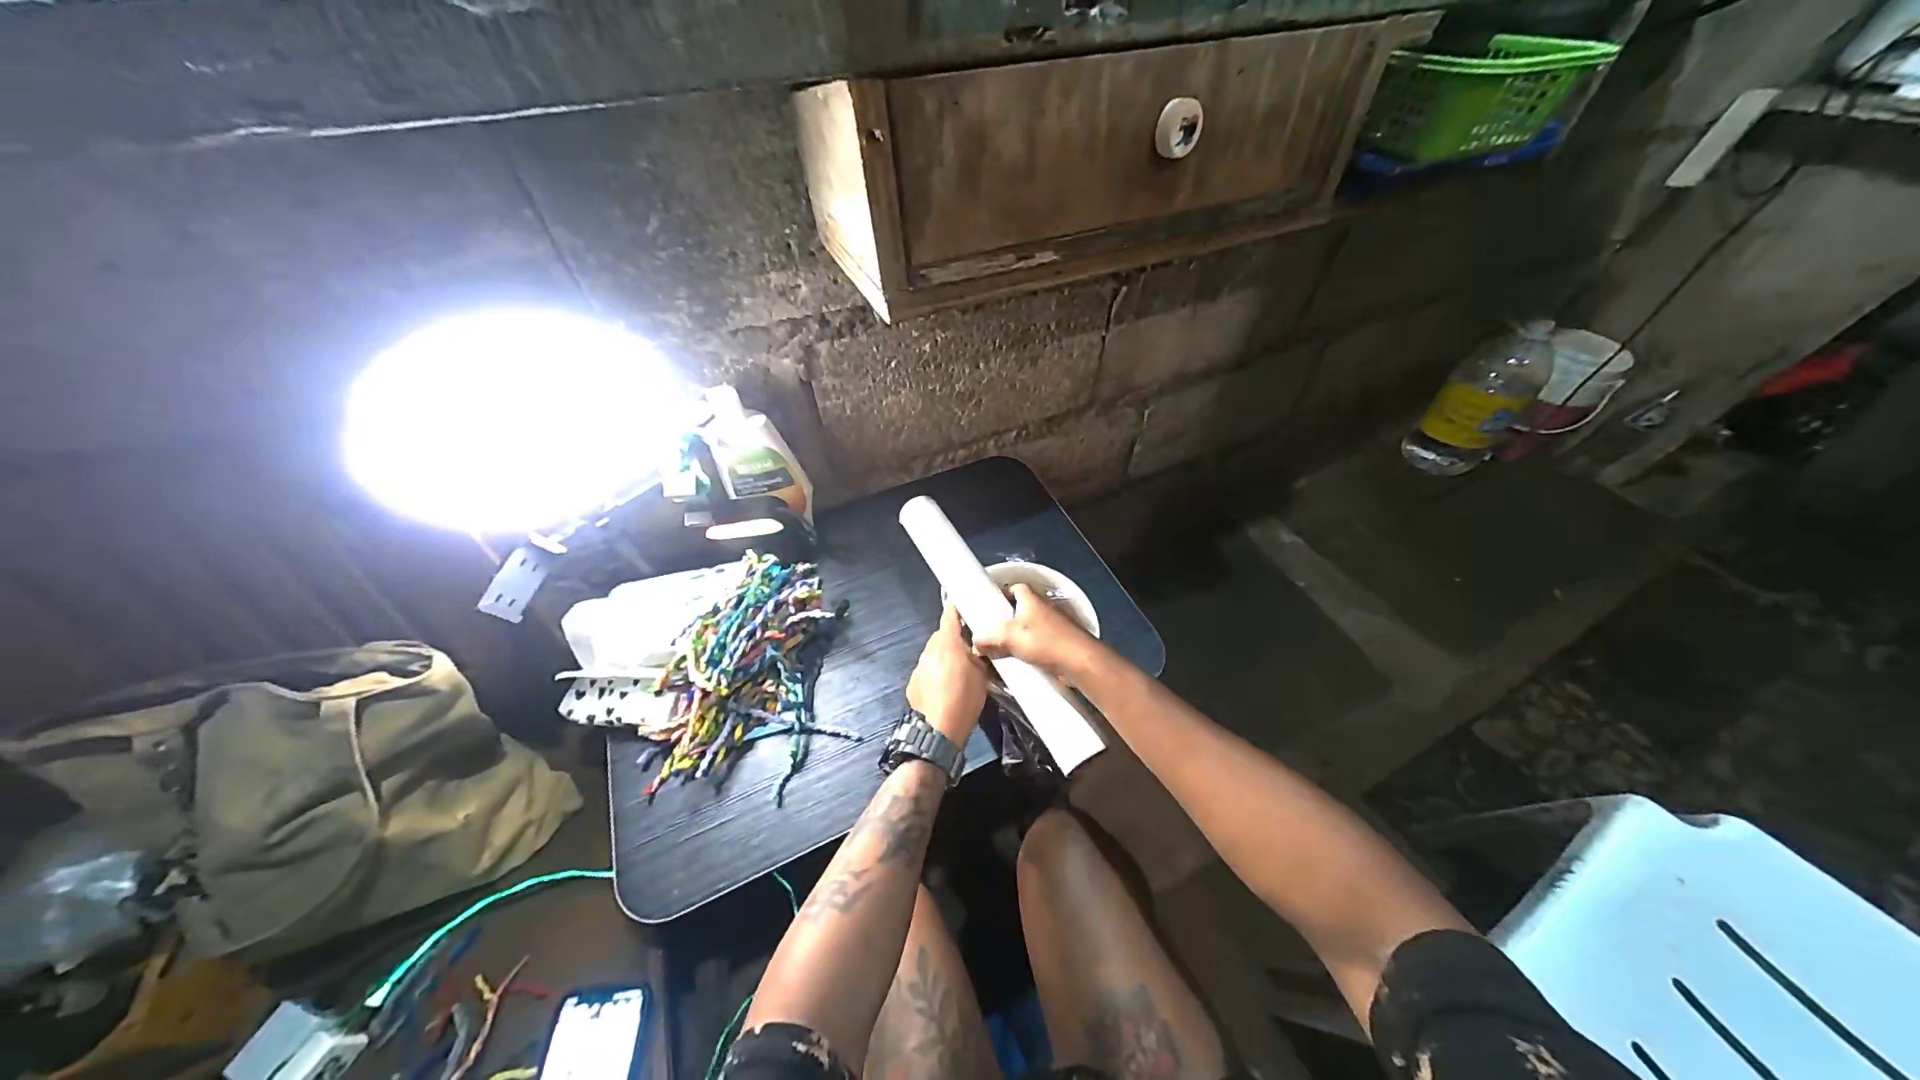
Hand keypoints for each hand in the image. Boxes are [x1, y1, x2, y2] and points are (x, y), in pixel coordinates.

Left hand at [907, 606, 988, 743]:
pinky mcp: (913, 683)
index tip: (961, 603)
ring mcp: (918, 666)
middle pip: (941, 635)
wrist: (940, 729)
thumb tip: (974, 646)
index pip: (949, 616)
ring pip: (933, 653)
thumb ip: (976, 654)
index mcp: (947, 644)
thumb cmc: (965, 699)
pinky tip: (943, 688)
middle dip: (952, 639)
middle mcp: (929, 651)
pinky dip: (934, 673)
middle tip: (967, 649)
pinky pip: (926, 670)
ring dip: (943, 657)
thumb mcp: (981, 675)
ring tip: (956, 672)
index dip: (956, 608)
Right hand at [971, 583, 1101, 680]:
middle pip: (1021, 608)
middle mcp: (1044, 606)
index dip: (1001, 594)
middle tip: (993, 631)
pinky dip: (1030, 648)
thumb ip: (988, 638)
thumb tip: (976, 643)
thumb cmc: (1043, 641)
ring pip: (1030, 625)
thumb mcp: (1008, 637)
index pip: (1014, 587)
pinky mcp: (1061, 640)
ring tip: (1003, 649)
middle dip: (1007, 619)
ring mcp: (1055, 623)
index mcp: (1030, 598)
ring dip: (1019, 635)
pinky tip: (1021, 660)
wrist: (1079, 660)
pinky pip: (1040, 640)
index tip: (990, 607)